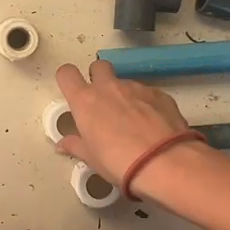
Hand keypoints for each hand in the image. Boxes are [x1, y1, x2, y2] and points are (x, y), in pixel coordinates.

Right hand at [55, 60, 192, 191]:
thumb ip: (75, 146)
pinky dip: (147, 104)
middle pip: (99, 66)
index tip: (73, 92)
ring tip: (134, 122)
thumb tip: (63, 144)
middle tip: (103, 102)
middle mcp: (109, 87)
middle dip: (99, 78)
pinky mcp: (160, 94)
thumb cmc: (119, 161)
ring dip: (125, 96)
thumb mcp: (92, 159)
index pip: (66, 74)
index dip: (68, 80)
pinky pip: (147, 94)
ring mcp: (136, 88)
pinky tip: (153, 126)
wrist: (166, 163)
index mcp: (85, 100)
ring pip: (125, 83)